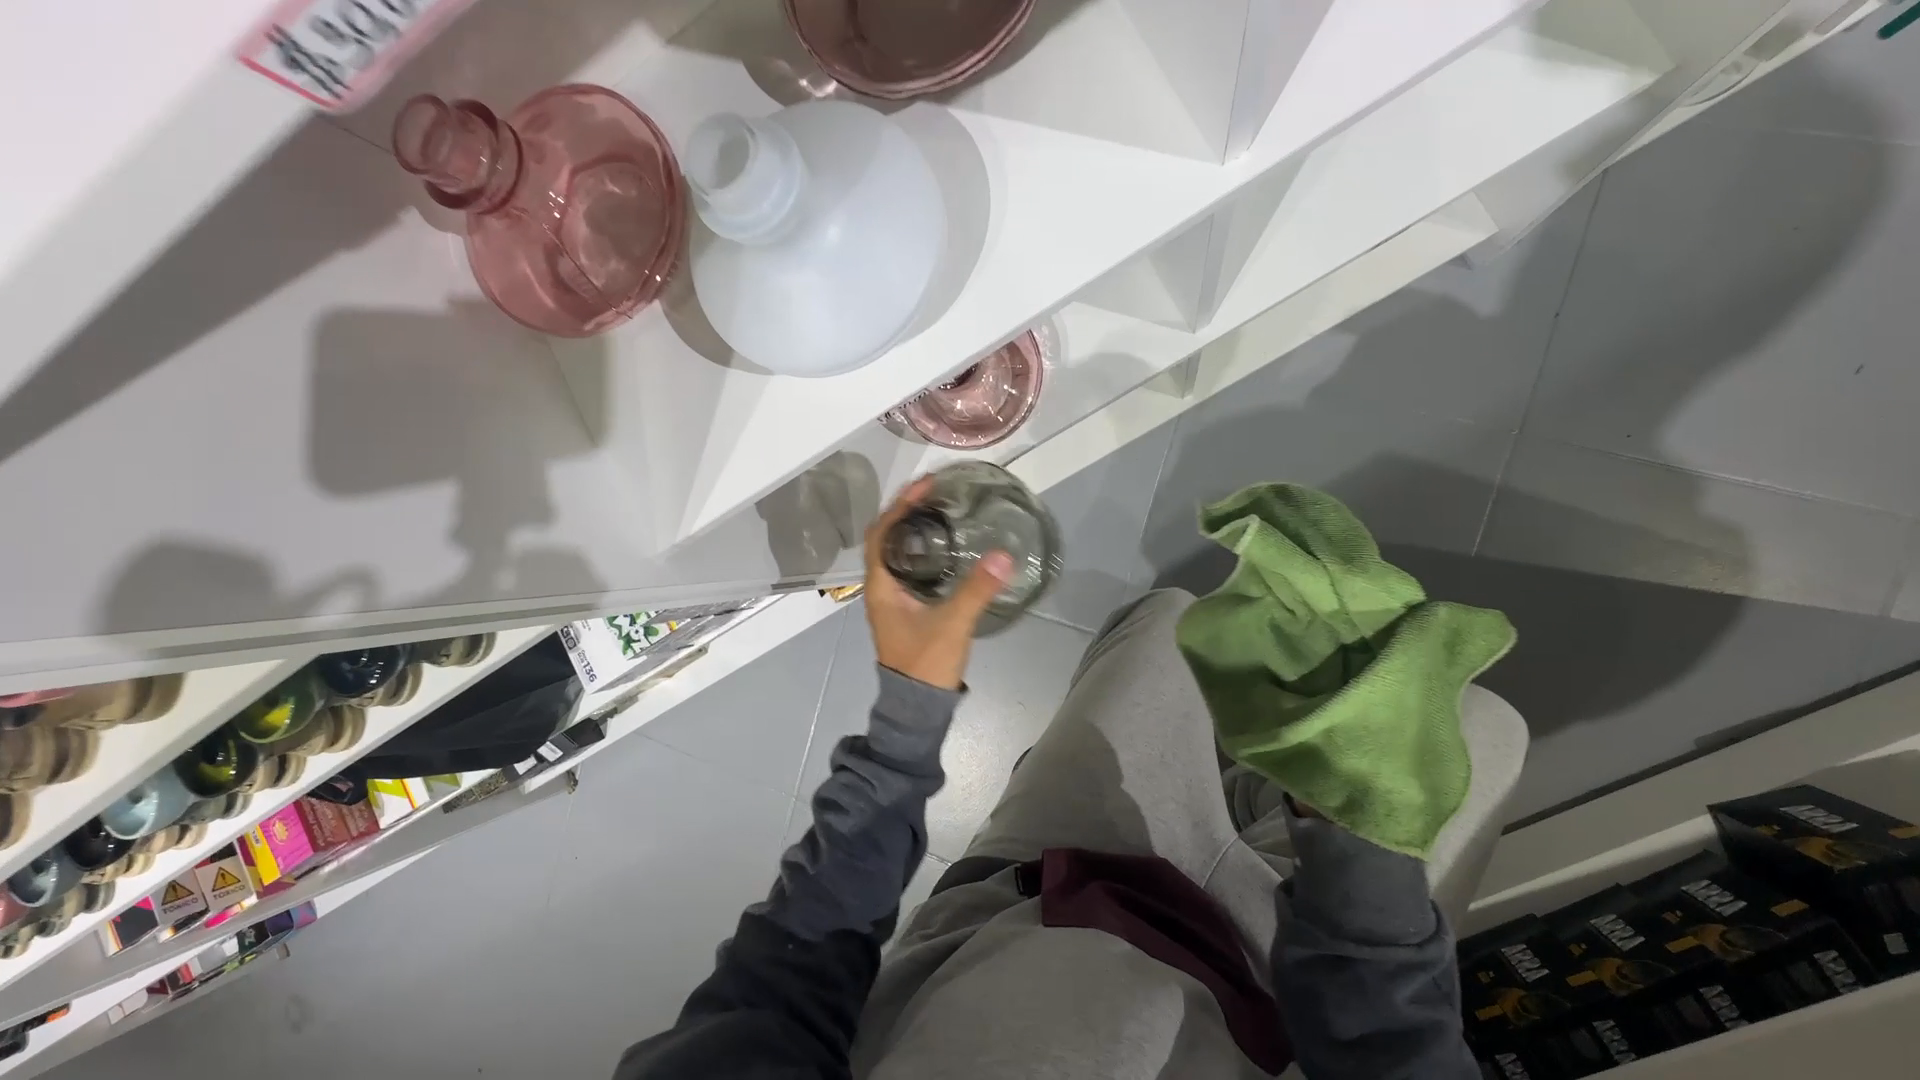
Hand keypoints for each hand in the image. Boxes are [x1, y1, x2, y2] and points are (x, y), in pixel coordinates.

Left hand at [863, 476, 1014, 690]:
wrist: (917, 707)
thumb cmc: (926, 663)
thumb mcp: (953, 624)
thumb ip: (977, 590)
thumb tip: (1003, 554)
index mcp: (882, 586)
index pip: (881, 533)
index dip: (899, 506)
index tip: (925, 486)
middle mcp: (881, 588)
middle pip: (887, 538)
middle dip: (908, 512)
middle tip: (936, 492)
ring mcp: (892, 600)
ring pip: (897, 554)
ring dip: (914, 531)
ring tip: (942, 511)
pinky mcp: (906, 610)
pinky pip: (910, 569)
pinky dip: (923, 552)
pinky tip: (947, 549)